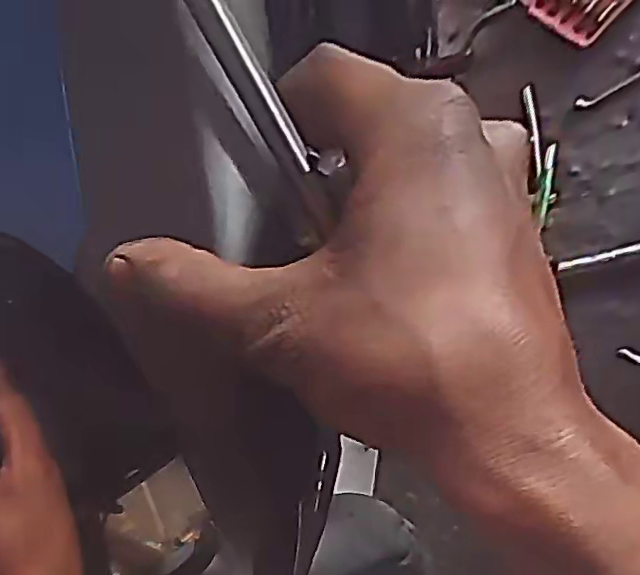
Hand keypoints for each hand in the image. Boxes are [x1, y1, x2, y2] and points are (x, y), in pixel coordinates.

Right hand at [106, 44, 599, 515]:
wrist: (503, 433)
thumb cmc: (404, 362)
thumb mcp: (279, 323)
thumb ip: (196, 288)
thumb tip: (127, 263)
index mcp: (415, 126)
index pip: (320, 78)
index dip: (271, 124)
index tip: (248, 185)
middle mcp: (471, 136)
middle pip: (359, 128)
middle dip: (309, 183)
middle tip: (280, 251)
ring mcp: (502, 188)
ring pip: (400, 174)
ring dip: (353, 216)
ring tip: (324, 283)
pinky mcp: (512, 239)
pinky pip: (437, 214)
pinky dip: (398, 242)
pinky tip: (378, 305)